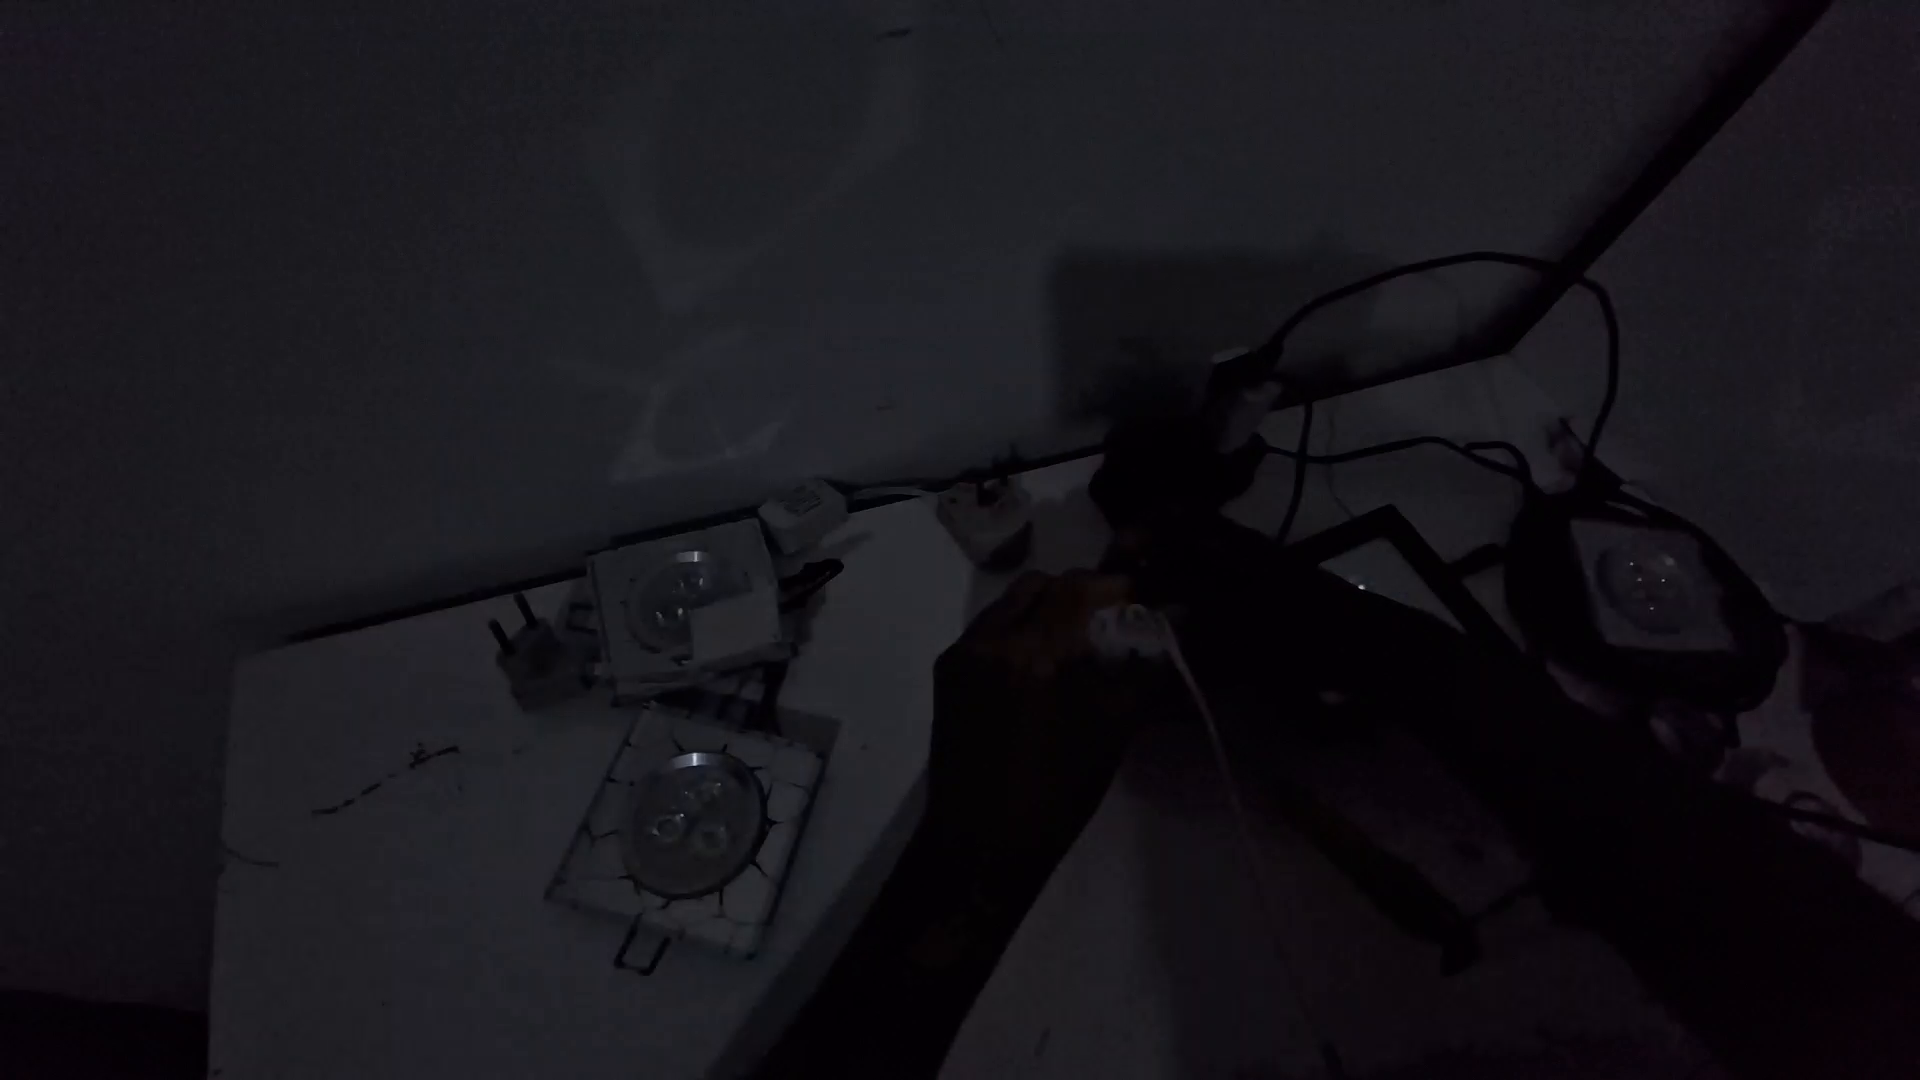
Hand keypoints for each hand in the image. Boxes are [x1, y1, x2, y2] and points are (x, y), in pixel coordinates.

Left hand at [927, 571, 1171, 896]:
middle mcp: (994, 641)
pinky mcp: (946, 669)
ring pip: (1009, 602)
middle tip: (1103, 621)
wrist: (981, 841)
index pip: (1078, 588)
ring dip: (1044, 608)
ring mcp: (963, 652)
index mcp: (1038, 655)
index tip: (1138, 598)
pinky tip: (1032, 665)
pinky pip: (987, 628)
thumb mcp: (1113, 730)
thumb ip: (1145, 669)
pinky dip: (1015, 630)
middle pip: (1041, 584)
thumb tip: (1178, 620)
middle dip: (1077, 593)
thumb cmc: (1057, 793)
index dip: (1113, 585)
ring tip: (1067, 643)